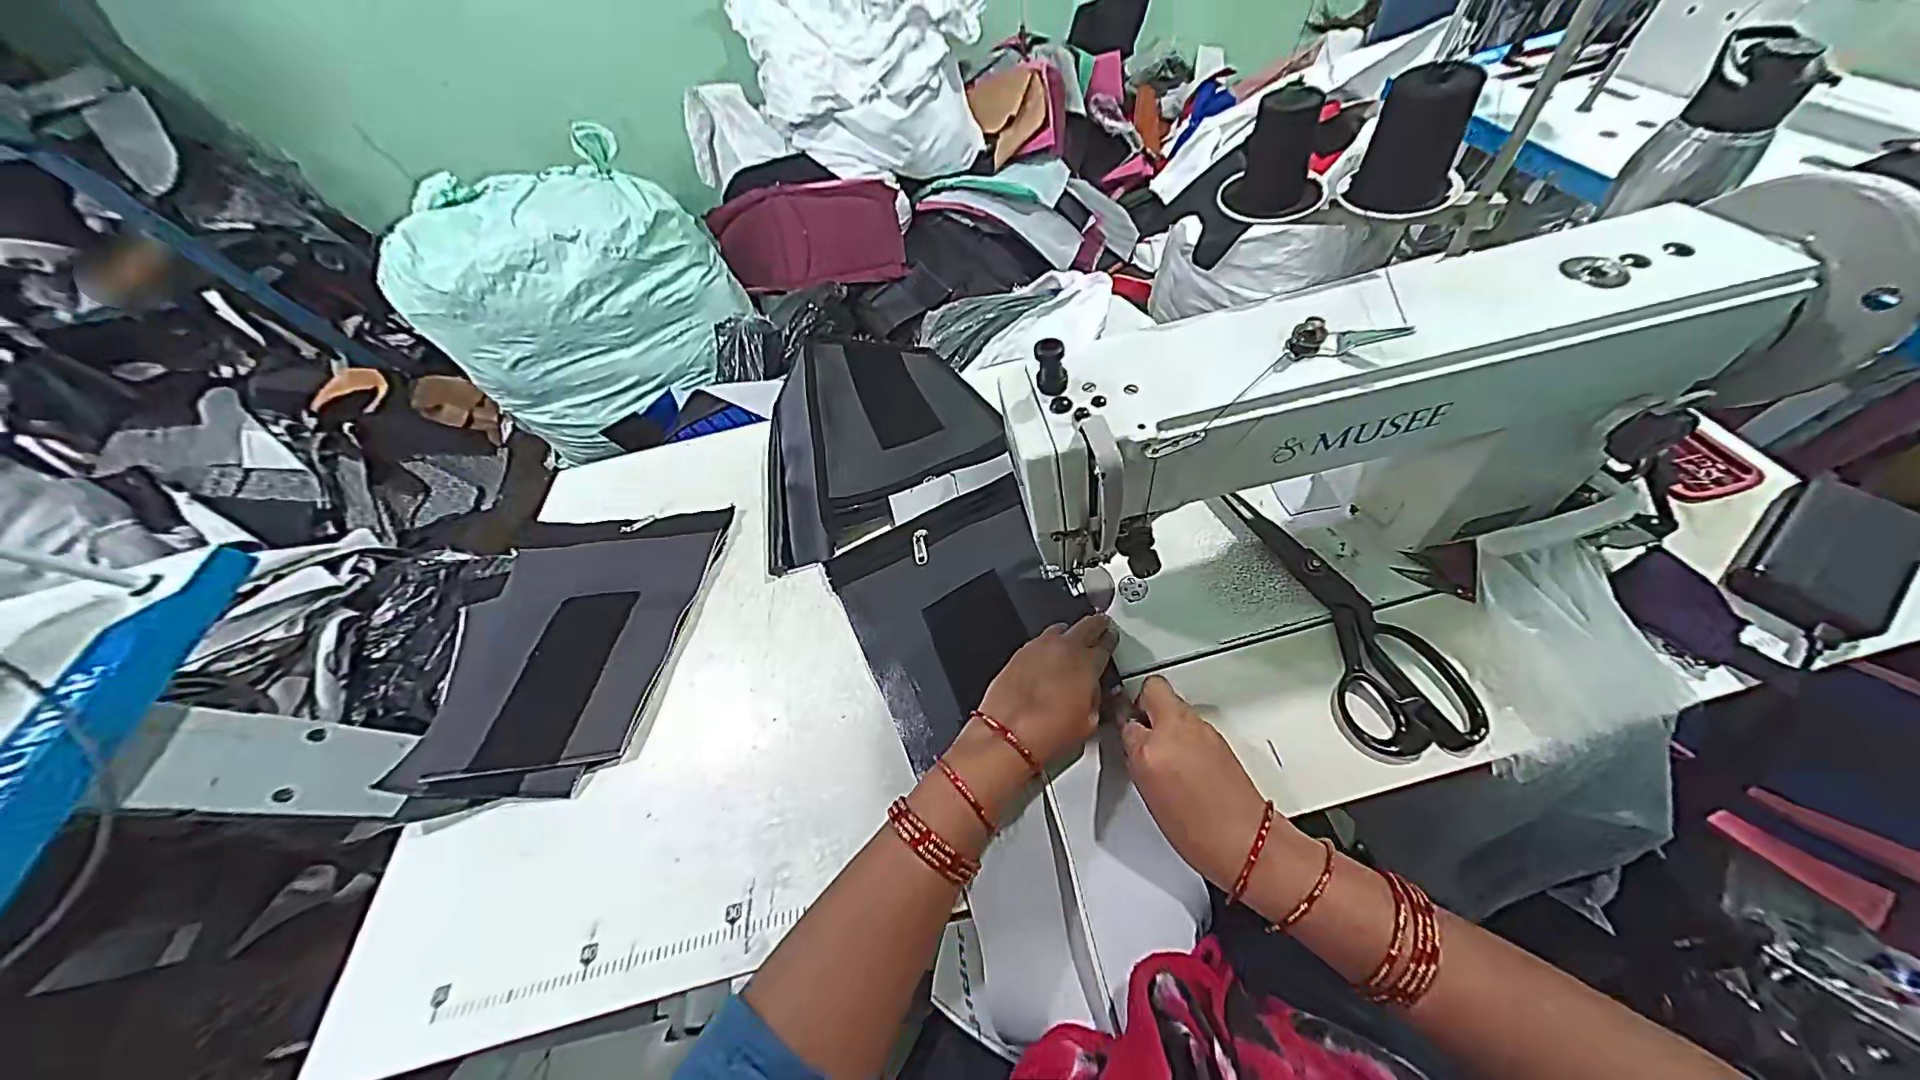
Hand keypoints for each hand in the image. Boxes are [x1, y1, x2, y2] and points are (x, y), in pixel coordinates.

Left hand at [975, 614, 1116, 768]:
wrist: (1008, 734)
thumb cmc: (1048, 731)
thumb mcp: (1089, 722)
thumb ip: (1096, 698)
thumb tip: (1094, 693)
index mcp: (1088, 663)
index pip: (1106, 642)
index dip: (1111, 639)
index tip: (1111, 639)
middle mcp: (1064, 648)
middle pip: (1087, 625)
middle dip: (1096, 625)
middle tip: (1100, 627)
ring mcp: (1039, 647)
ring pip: (1060, 630)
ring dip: (1069, 634)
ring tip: (1072, 643)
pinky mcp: (1018, 653)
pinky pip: (1038, 642)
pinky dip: (1046, 646)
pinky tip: (1046, 659)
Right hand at [1121, 676, 1295, 887]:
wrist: (1246, 842)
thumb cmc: (1200, 832)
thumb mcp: (1149, 796)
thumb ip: (1138, 760)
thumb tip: (1135, 744)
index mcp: (1150, 750)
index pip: (1126, 720)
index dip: (1126, 727)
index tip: (1126, 733)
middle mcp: (1176, 730)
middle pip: (1153, 689)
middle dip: (1144, 701)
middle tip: (1142, 725)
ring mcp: (1201, 729)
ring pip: (1175, 703)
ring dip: (1167, 717)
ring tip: (1167, 746)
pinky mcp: (1219, 735)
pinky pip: (1193, 721)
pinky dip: (1186, 732)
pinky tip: (1186, 757)